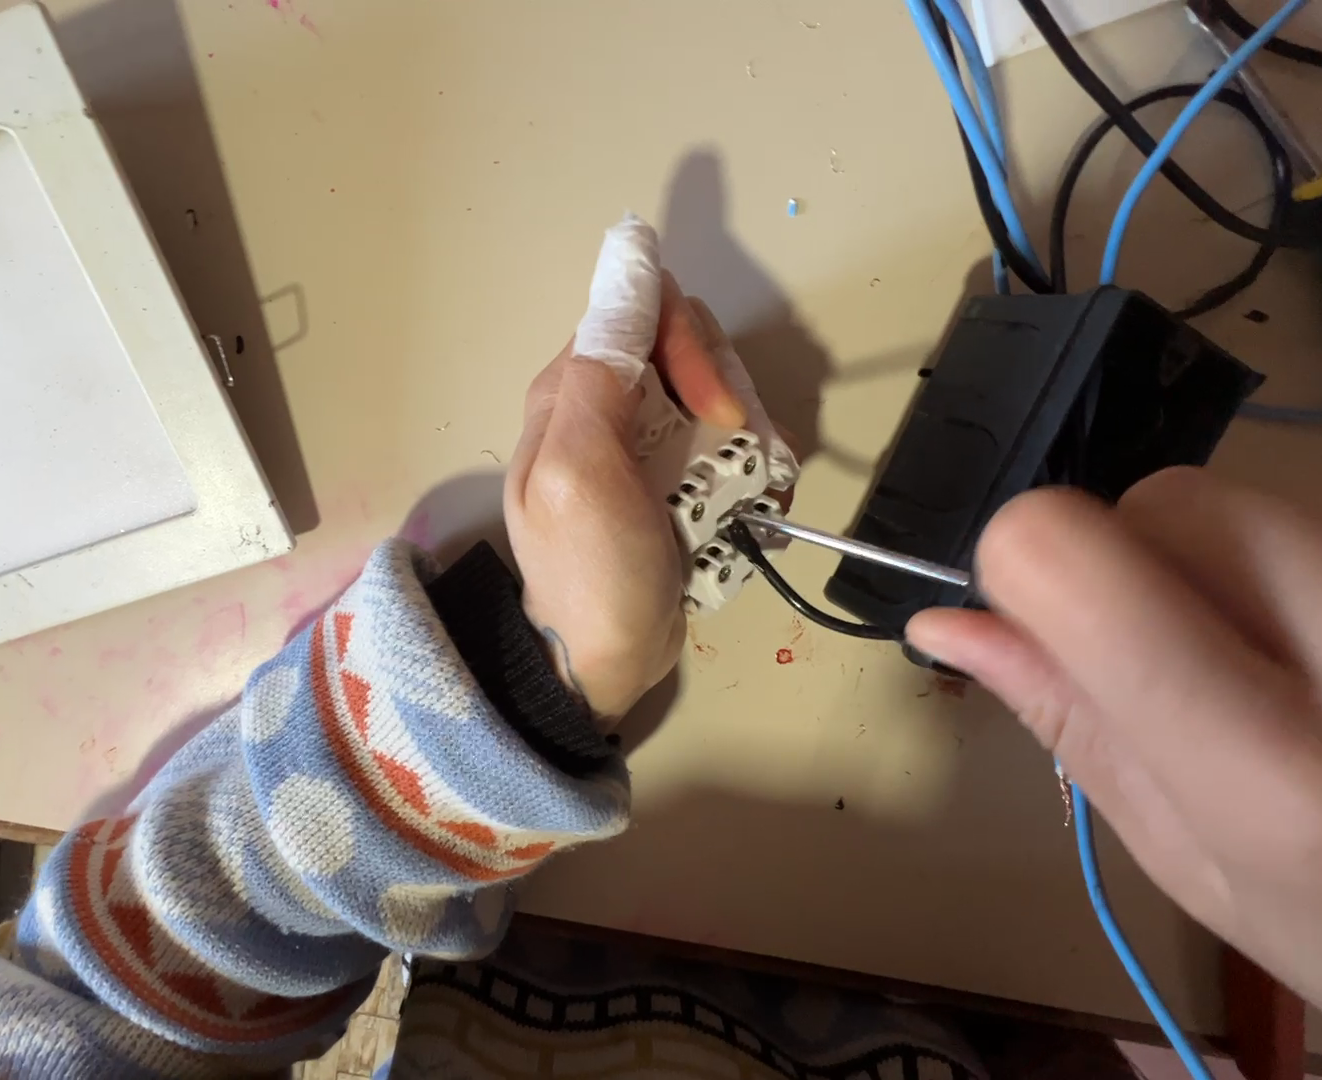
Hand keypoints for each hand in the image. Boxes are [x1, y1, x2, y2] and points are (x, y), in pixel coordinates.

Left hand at [505, 273, 744, 725]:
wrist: (606, 655)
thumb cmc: (591, 570)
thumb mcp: (581, 472)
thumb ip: (599, 375)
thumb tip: (627, 267)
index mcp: (570, 394)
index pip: (638, 315)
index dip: (685, 346)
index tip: (712, 409)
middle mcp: (604, 406)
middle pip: (683, 348)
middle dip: (721, 392)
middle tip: (731, 449)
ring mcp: (642, 441)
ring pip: (713, 389)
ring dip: (744, 431)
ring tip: (743, 487)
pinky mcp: (673, 472)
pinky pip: (724, 434)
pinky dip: (748, 460)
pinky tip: (750, 498)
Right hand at [906, 468, 1321, 1077]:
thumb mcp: (1194, 865)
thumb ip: (1069, 725)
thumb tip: (944, 624)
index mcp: (1282, 778)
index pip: (1078, 560)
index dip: (1024, 567)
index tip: (1037, 623)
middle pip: (1173, 502)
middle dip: (1127, 554)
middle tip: (1159, 648)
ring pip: (1260, 502)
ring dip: (1217, 564)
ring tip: (1275, 664)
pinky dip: (1306, 572)